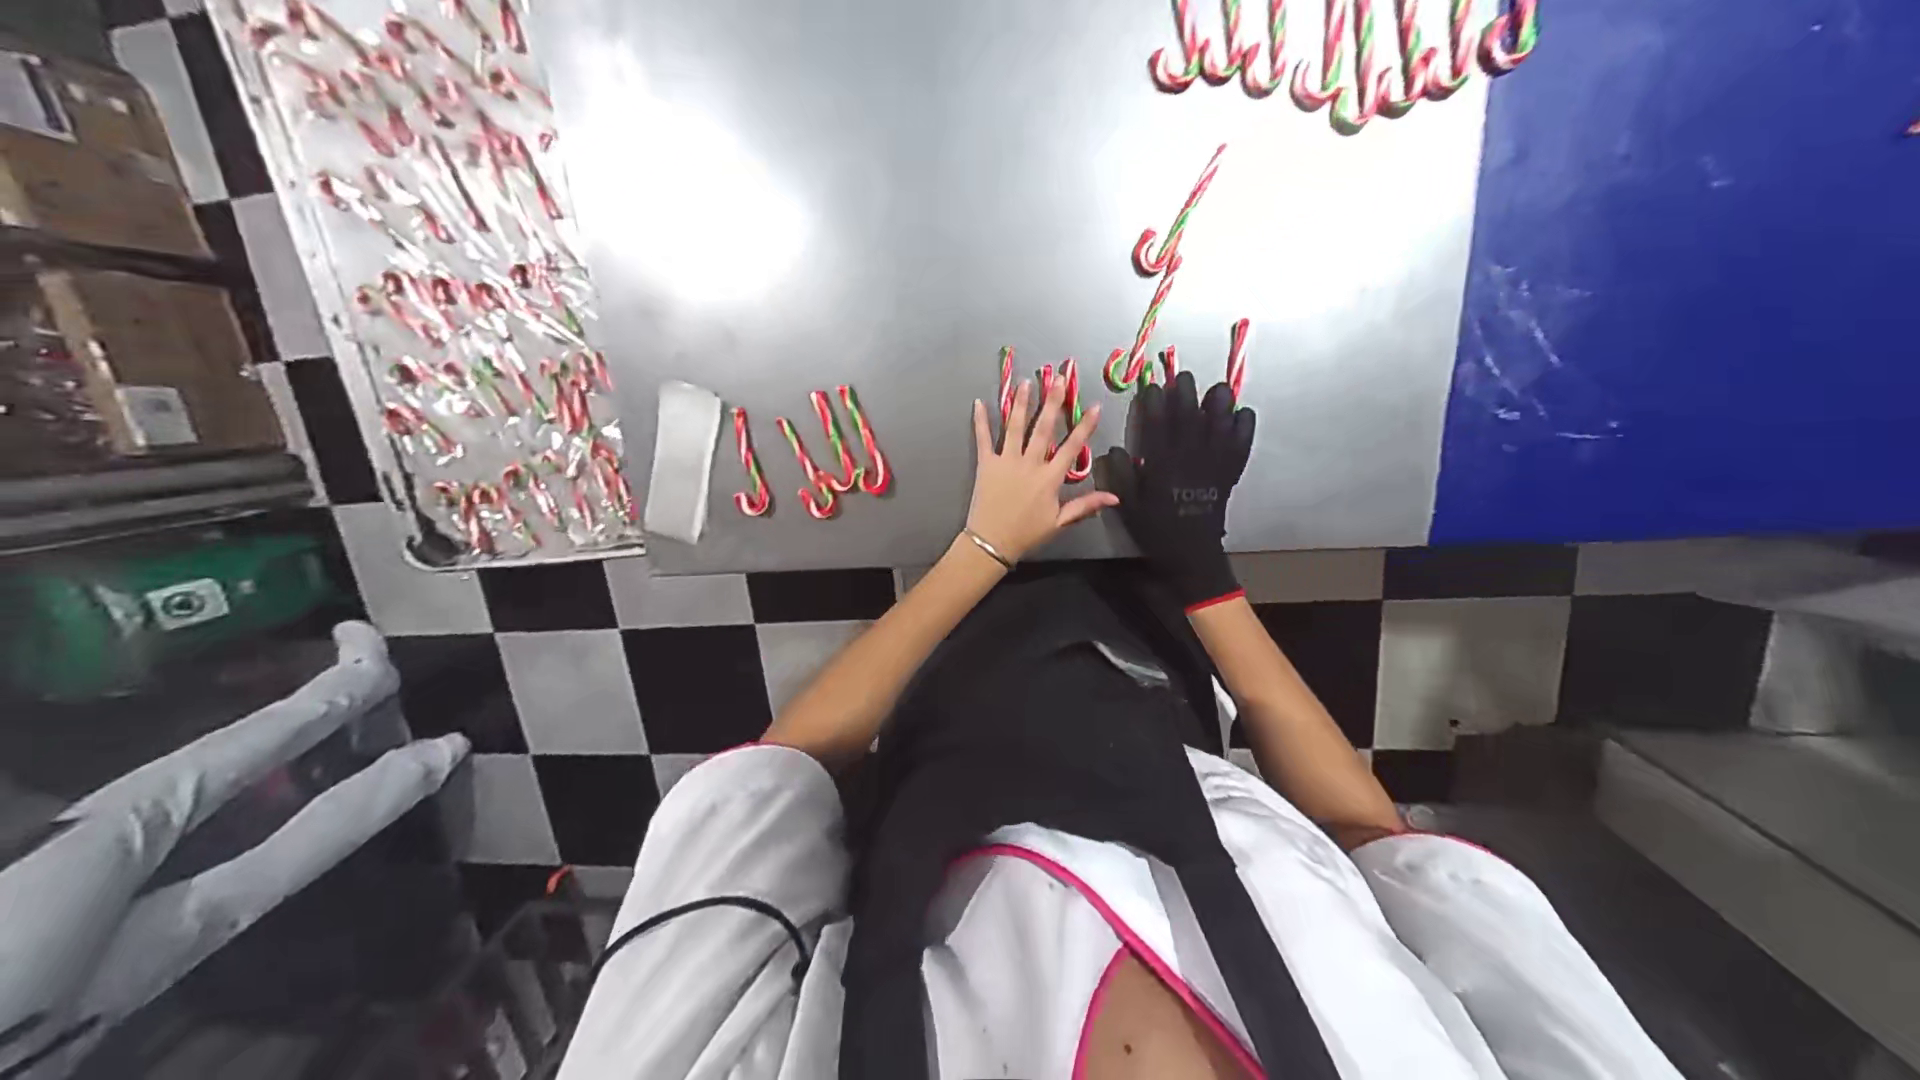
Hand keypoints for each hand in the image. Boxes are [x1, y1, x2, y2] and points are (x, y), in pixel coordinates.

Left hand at [965, 377, 1115, 562]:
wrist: (991, 542)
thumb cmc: (1027, 533)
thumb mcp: (1059, 522)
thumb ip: (1085, 505)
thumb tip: (1115, 497)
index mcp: (1050, 478)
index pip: (1072, 447)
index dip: (1085, 426)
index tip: (1094, 406)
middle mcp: (1029, 464)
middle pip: (1043, 429)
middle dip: (1052, 402)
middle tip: (1058, 379)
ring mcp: (1006, 461)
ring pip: (1015, 427)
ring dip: (1021, 403)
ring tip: (1026, 382)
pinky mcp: (985, 464)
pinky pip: (983, 438)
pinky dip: (980, 421)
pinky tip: (979, 402)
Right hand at [1100, 371, 1254, 608]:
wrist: (1190, 552)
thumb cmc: (1155, 528)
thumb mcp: (1128, 504)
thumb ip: (1120, 475)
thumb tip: (1116, 450)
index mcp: (1161, 462)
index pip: (1156, 422)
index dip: (1153, 400)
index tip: (1151, 387)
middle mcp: (1188, 456)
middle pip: (1189, 413)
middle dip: (1185, 391)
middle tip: (1182, 377)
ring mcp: (1213, 462)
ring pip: (1220, 422)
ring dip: (1219, 402)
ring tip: (1217, 388)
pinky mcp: (1229, 471)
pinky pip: (1241, 443)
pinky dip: (1244, 426)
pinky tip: (1242, 414)